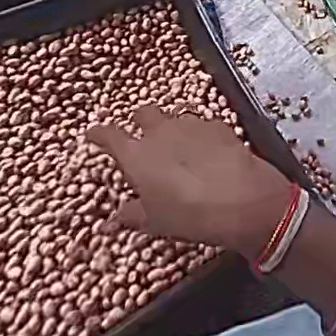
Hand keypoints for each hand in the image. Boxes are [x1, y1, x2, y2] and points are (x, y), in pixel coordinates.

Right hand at [87, 106, 291, 255]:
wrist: (242, 199)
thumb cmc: (189, 214)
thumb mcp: (155, 221)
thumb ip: (133, 213)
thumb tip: (116, 216)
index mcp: (136, 155)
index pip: (109, 136)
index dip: (100, 134)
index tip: (94, 133)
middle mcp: (160, 132)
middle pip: (143, 114)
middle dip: (140, 122)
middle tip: (143, 138)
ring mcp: (191, 124)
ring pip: (174, 118)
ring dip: (173, 129)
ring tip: (180, 150)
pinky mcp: (218, 125)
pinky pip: (202, 125)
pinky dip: (200, 136)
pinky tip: (208, 152)